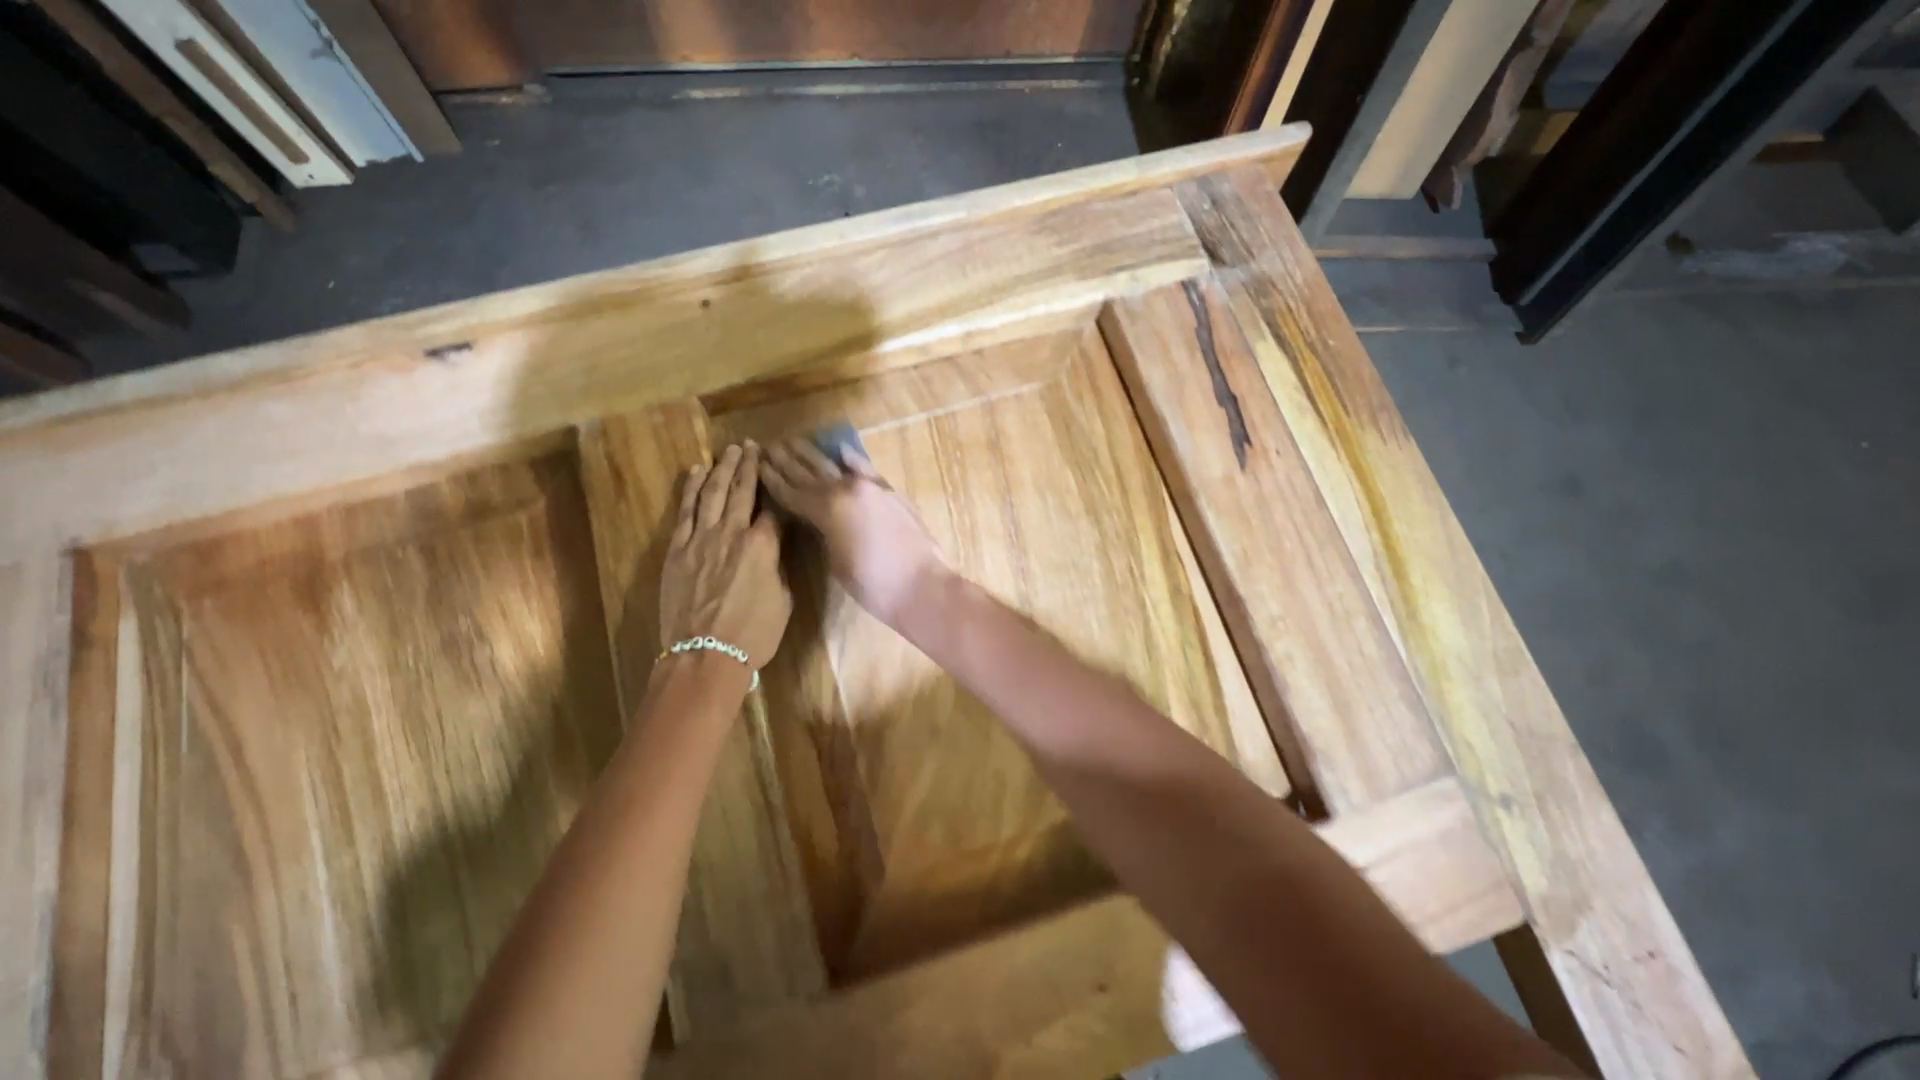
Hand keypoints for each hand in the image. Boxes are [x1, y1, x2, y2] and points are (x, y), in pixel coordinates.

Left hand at [658, 442, 791, 677]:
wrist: (705, 653)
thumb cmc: (753, 635)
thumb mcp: (782, 601)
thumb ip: (778, 568)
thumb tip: (773, 551)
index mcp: (764, 545)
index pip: (775, 509)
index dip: (780, 489)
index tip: (782, 474)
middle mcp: (733, 532)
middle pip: (743, 490)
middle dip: (750, 466)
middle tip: (753, 447)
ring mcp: (701, 538)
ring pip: (713, 492)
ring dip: (723, 468)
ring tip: (729, 451)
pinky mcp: (677, 549)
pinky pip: (685, 511)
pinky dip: (692, 488)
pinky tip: (697, 472)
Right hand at [761, 436, 950, 627]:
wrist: (921, 585)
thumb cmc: (872, 584)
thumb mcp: (836, 561)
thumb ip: (824, 532)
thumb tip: (820, 519)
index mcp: (827, 508)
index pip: (792, 492)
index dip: (774, 480)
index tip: (758, 465)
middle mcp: (846, 489)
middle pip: (810, 473)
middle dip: (787, 461)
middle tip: (769, 446)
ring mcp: (871, 487)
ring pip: (835, 466)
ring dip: (813, 454)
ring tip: (794, 441)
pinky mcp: (891, 492)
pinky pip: (866, 469)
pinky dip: (852, 459)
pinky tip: (841, 449)